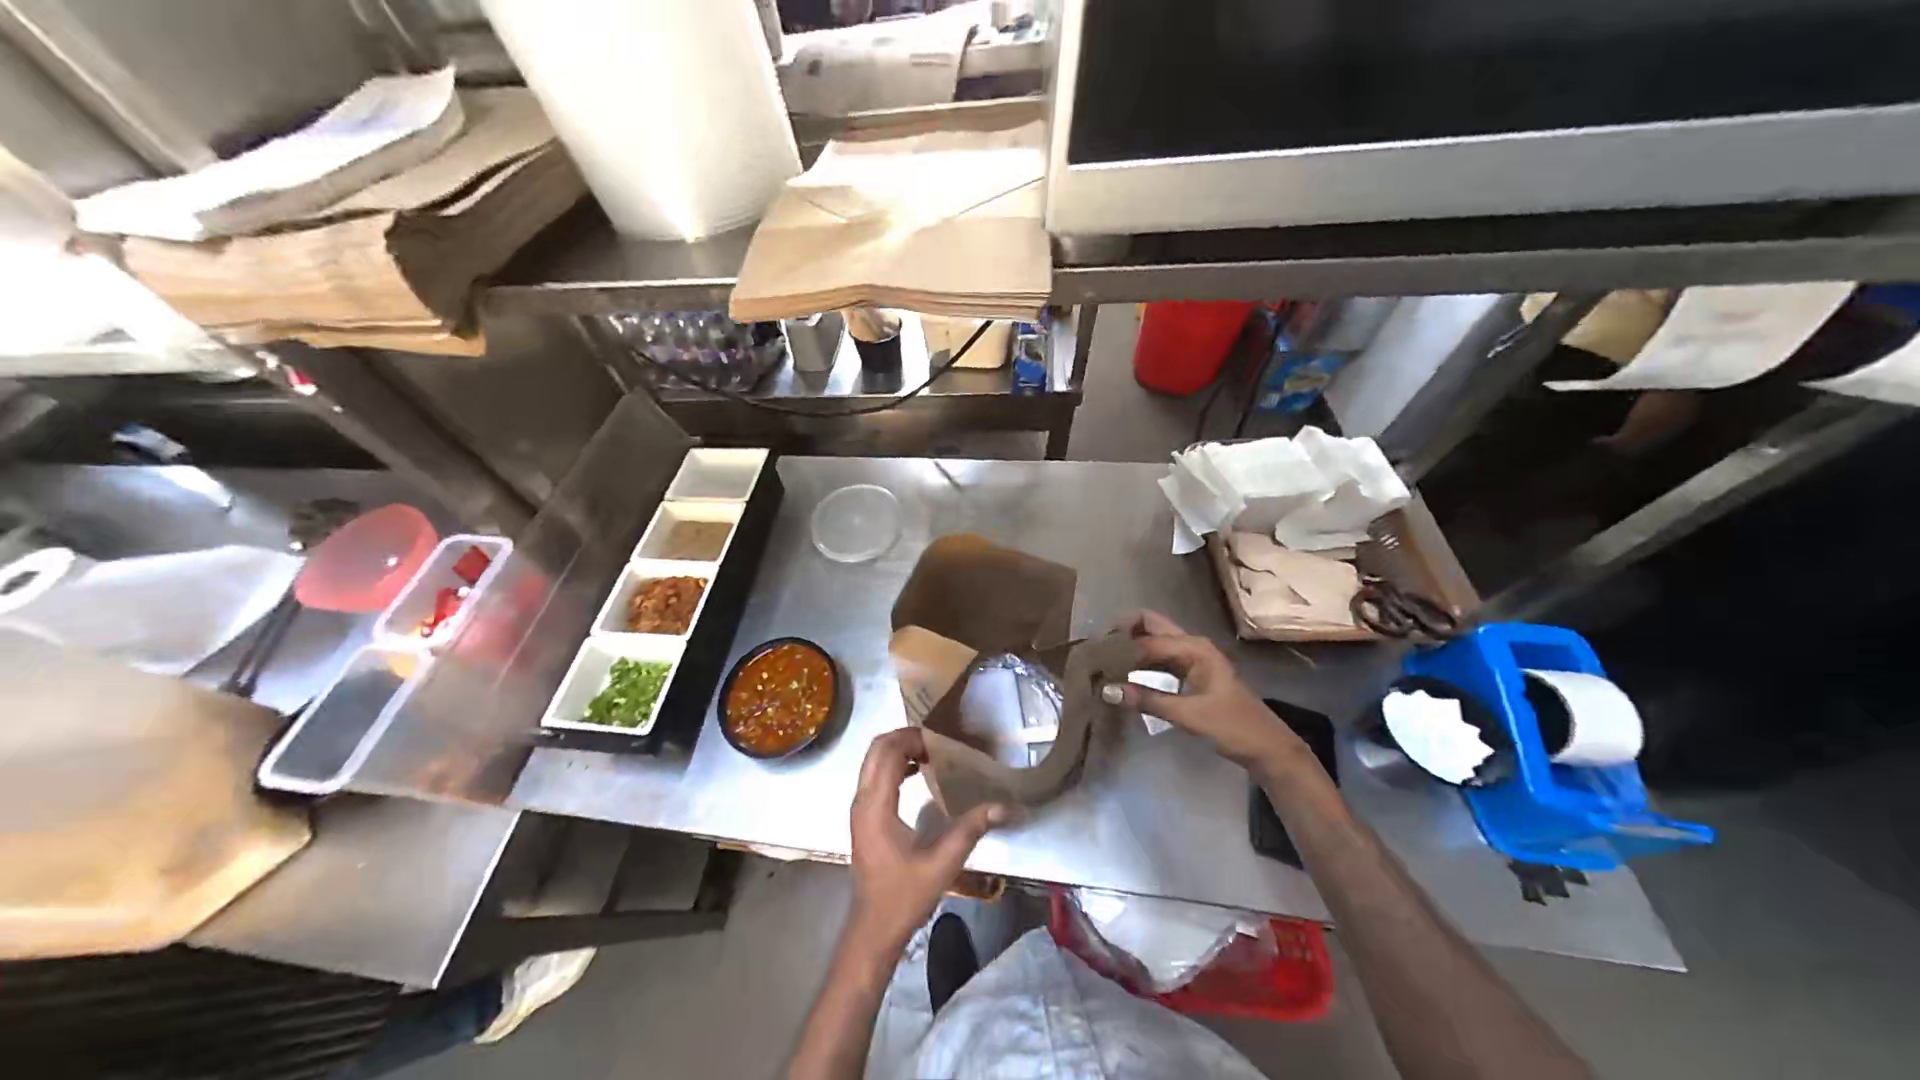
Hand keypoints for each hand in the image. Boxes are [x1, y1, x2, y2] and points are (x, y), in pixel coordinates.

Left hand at [848, 728, 1010, 951]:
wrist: (873, 928)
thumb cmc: (903, 897)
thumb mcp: (942, 864)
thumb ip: (970, 830)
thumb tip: (1004, 806)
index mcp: (876, 806)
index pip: (888, 752)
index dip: (913, 738)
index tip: (942, 740)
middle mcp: (862, 801)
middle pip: (876, 749)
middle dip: (905, 737)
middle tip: (937, 741)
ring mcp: (859, 809)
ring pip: (873, 761)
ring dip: (898, 749)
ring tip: (932, 752)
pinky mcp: (863, 817)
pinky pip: (874, 776)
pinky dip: (893, 765)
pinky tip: (918, 773)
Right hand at [1112, 609, 1309, 770]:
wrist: (1266, 747)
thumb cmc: (1232, 726)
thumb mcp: (1188, 715)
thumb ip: (1147, 700)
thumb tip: (1107, 690)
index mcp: (1195, 648)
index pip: (1148, 641)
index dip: (1120, 648)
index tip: (1093, 658)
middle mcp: (1191, 645)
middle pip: (1151, 626)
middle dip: (1124, 632)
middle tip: (1096, 647)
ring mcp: (1191, 658)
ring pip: (1154, 641)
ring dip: (1130, 647)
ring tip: (1102, 660)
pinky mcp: (1189, 673)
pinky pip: (1158, 659)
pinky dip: (1140, 662)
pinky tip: (1122, 673)